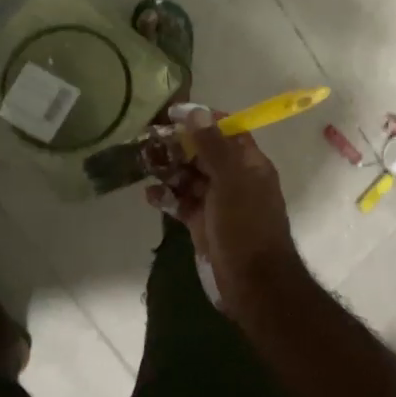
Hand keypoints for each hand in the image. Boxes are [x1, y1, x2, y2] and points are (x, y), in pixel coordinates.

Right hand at [145, 107, 305, 315]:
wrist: (252, 284)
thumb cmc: (245, 226)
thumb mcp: (231, 181)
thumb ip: (213, 147)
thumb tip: (196, 112)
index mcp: (249, 164)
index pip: (227, 130)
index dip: (202, 119)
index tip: (172, 113)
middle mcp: (235, 179)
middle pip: (204, 153)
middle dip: (178, 144)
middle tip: (147, 138)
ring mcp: (218, 203)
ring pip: (190, 178)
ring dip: (169, 169)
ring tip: (143, 161)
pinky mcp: (203, 225)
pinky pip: (182, 204)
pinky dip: (166, 197)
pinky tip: (148, 194)